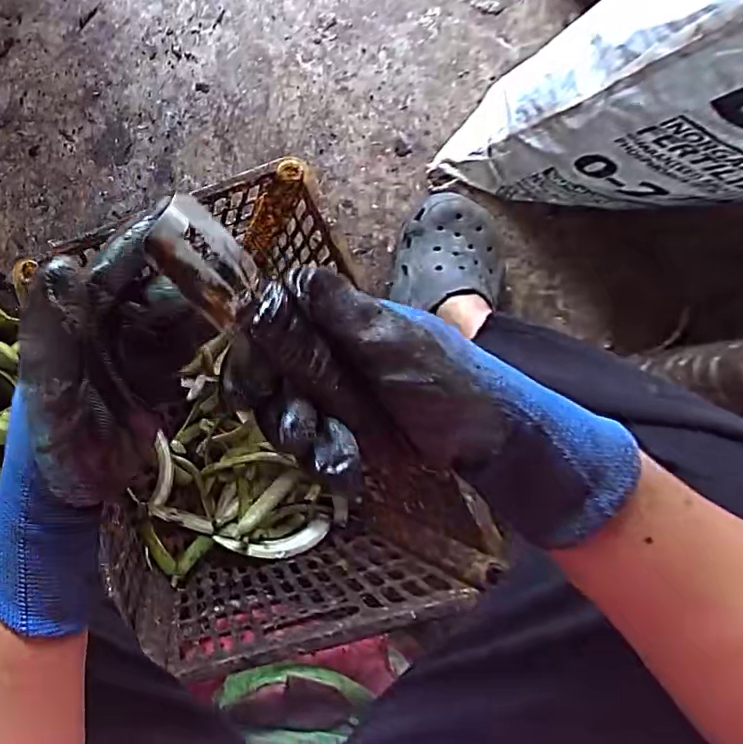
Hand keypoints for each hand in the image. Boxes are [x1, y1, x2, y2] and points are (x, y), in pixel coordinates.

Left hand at [0, 210, 211, 636]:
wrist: (71, 491)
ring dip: (215, 297)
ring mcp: (142, 340)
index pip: (124, 257)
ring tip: (248, 291)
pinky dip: (218, 332)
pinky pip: (194, 340)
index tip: (194, 233)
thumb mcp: (45, 386)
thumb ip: (51, 329)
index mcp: (82, 306)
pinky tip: (241, 328)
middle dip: (199, 266)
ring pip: (185, 305)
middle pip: (164, 274)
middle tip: (238, 267)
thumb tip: (60, 265)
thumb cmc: (48, 436)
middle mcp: (115, 314)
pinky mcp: (164, 369)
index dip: (158, 241)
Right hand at [242, 266, 638, 547]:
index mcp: (329, 319)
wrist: (491, 441)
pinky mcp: (335, 428)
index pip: (267, 323)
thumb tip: (302, 274)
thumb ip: (346, 312)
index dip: (251, 354)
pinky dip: (323, 459)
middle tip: (301, 430)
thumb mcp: (396, 341)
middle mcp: (319, 351)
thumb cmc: (447, 379)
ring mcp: (326, 392)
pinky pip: (306, 444)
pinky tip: (347, 469)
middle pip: (264, 373)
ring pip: (280, 412)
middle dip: (279, 406)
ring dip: (303, 438)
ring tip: (338, 455)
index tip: (254, 385)